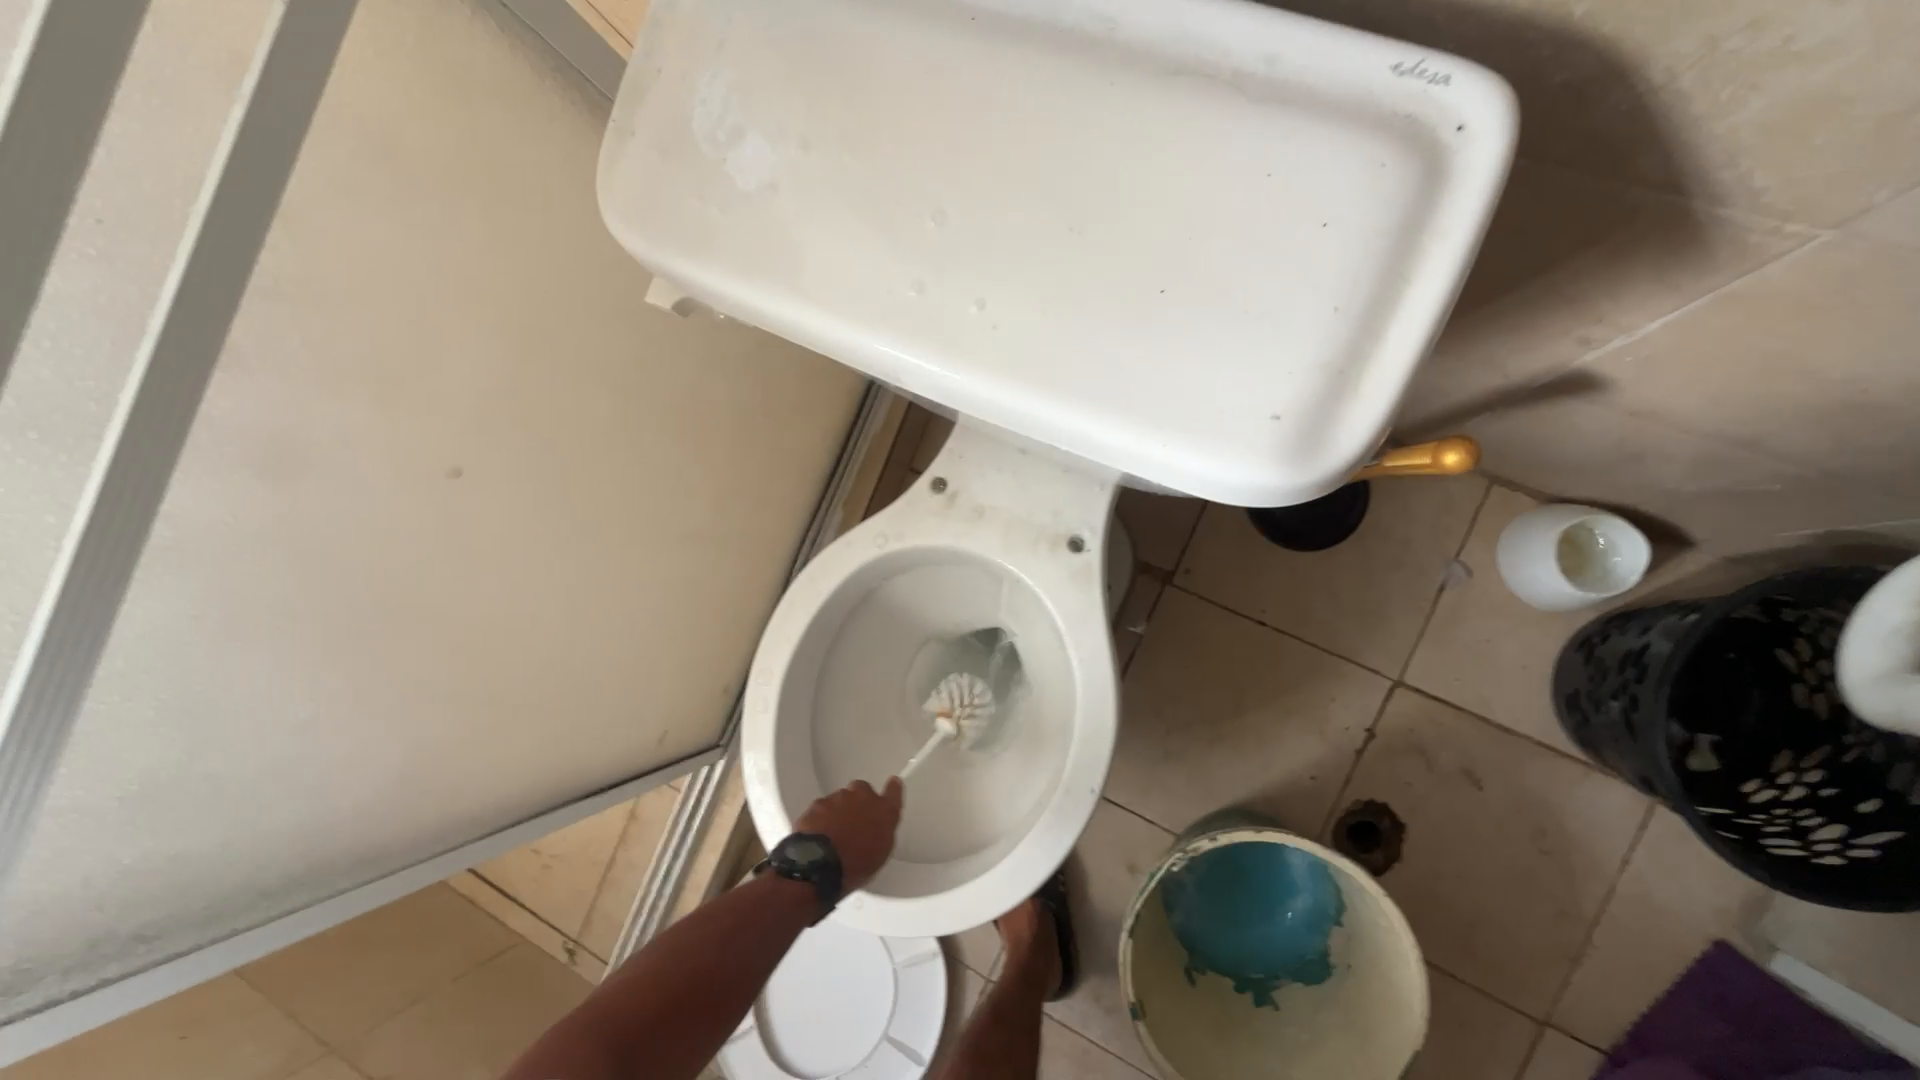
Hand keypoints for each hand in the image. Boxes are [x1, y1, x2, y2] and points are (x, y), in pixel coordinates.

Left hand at [794, 778, 902, 890]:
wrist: (822, 864)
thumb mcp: (880, 852)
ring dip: (839, 810)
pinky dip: (821, 817)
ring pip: (840, 798)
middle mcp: (864, 796)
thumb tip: (878, 824)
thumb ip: (882, 830)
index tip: (892, 784)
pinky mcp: (818, 802)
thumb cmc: (858, 864)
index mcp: (885, 810)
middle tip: (854, 821)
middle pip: (863, 790)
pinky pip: (822, 807)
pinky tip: (819, 833)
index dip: (893, 787)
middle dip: (859, 801)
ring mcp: (839, 797)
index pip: (894, 790)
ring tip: (833, 832)